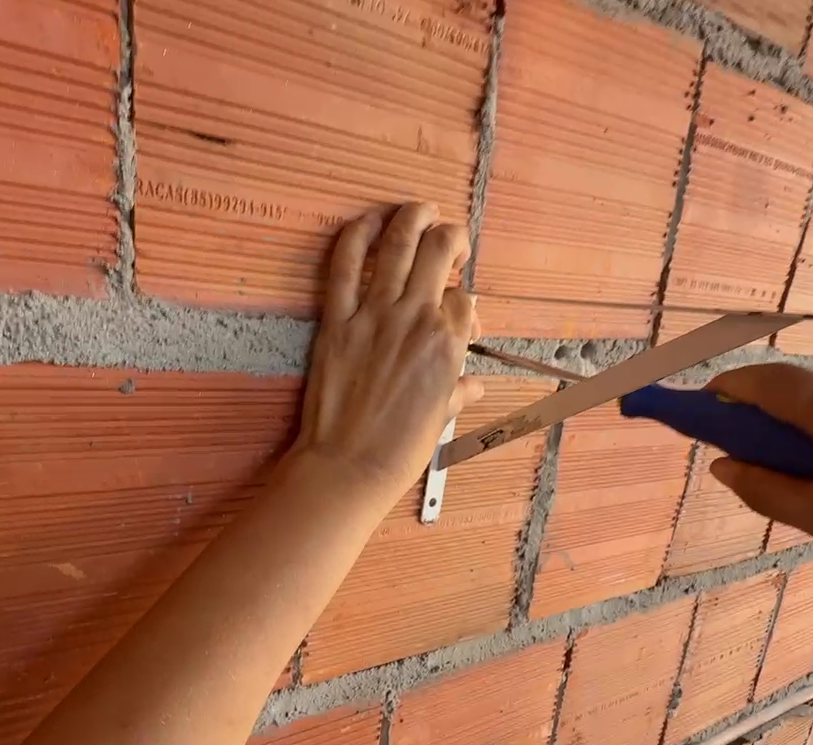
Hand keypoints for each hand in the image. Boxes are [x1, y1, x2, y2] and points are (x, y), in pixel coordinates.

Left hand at [290, 203, 483, 498]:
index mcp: (449, 346)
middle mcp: (417, 320)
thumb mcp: (439, 420)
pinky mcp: (337, 320)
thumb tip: (474, 385)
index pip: (464, 297)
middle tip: (446, 235)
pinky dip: (356, 235)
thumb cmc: (398, 451)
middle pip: (440, 251)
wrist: (350, 467)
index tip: (454, 302)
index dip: (463, 295)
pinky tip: (367, 221)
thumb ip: (457, 392)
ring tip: (419, 209)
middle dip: (450, 234)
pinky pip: (345, 264)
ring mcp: (375, 316)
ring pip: (399, 243)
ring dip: (413, 216)